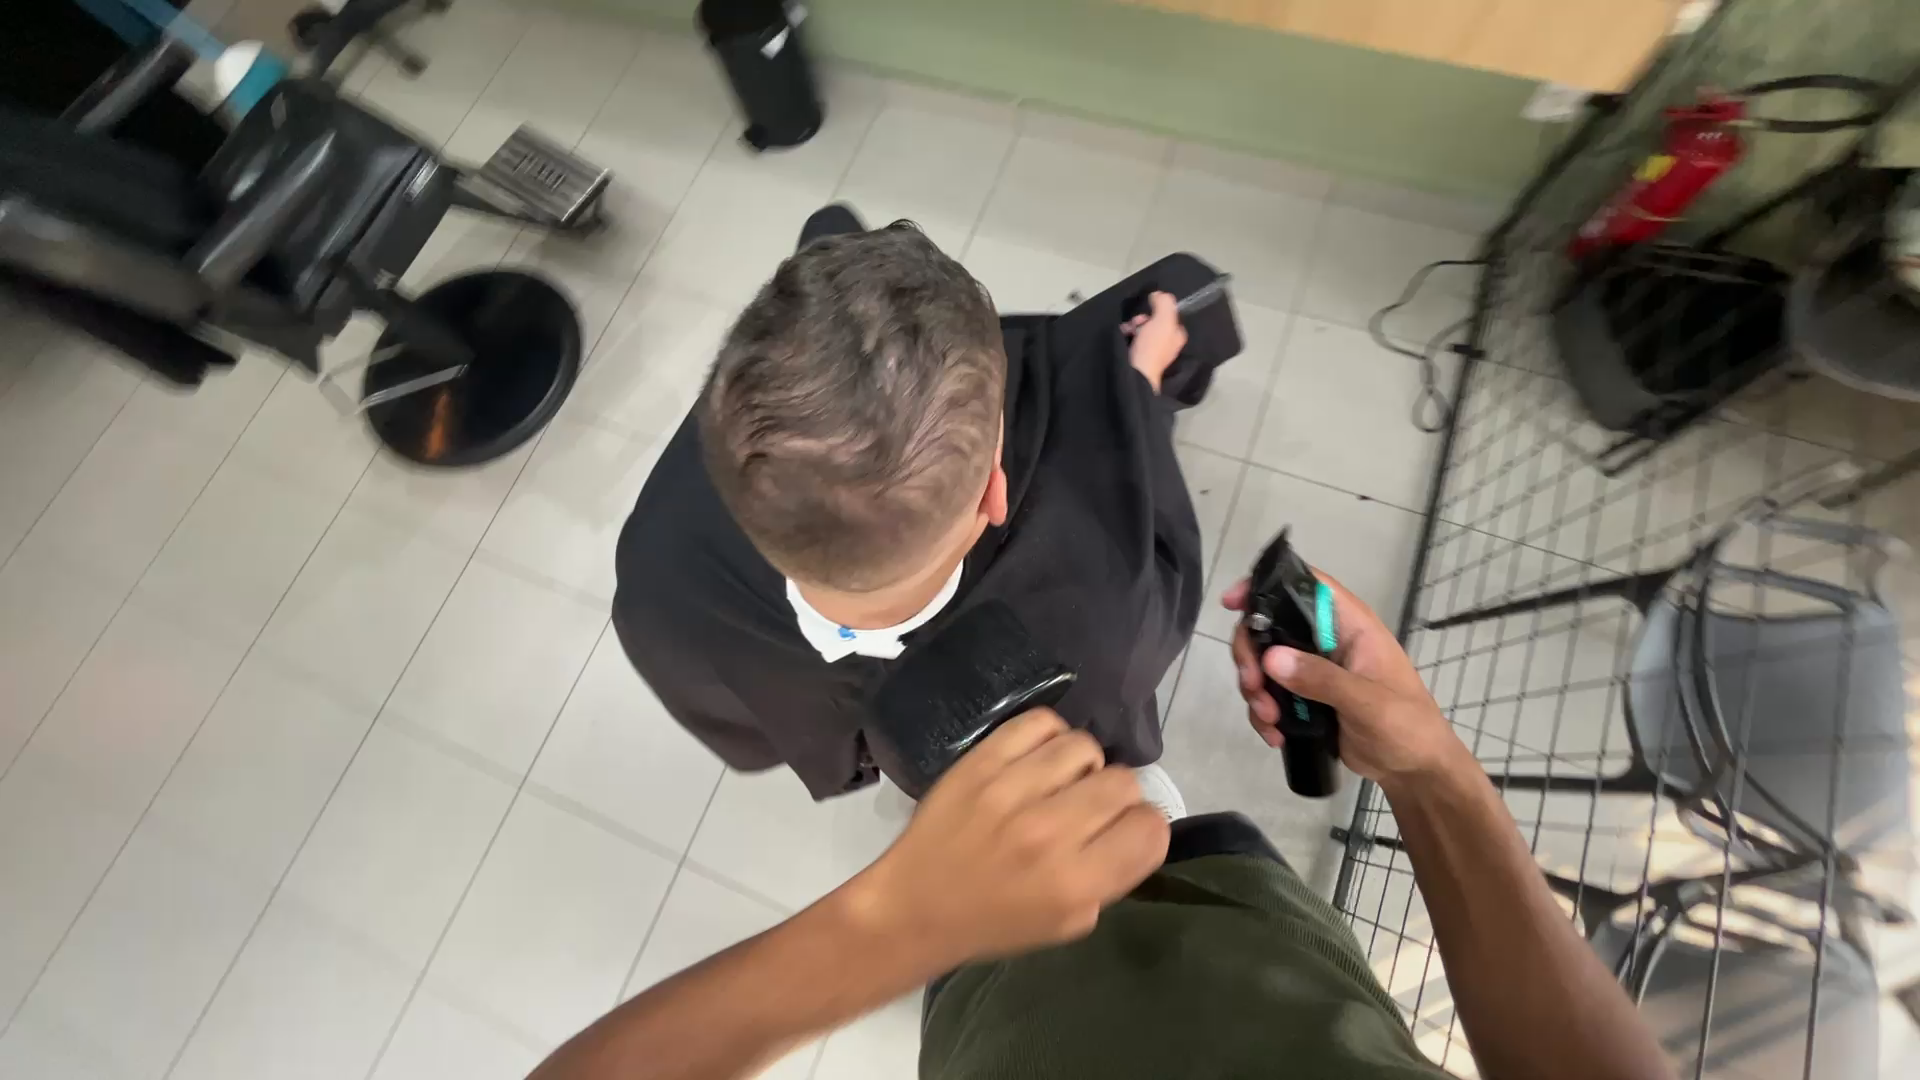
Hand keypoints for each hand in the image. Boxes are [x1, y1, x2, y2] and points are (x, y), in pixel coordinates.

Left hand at [844, 709, 1168, 969]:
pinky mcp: (982, 760)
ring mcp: (1012, 789)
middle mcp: (1049, 831)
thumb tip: (1132, 825)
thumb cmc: (995, 920)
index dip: (1145, 827)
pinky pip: (1040, 722)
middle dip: (1117, 795)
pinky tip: (1039, 756)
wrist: (917, 903)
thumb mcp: (1067, 922)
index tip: (1125, 830)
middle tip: (1091, 806)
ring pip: (1085, 746)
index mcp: (1074, 882)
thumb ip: (1109, 875)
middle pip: (1123, 782)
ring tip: (1062, 780)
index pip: (1149, 828)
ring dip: (1083, 764)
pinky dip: (1050, 735)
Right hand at [1124, 291, 1186, 392]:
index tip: (1149, 310)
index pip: (1168, 315)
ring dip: (1133, 326)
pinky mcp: (1139, 358)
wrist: (1136, 373)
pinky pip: (1133, 340)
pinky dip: (1127, 336)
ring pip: (1141, 330)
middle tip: (1136, 323)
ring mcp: (1153, 352)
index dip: (1157, 309)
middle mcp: (1167, 344)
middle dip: (1142, 319)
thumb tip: (1158, 295)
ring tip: (1127, 330)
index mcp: (1177, 335)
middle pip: (1153, 322)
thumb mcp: (1163, 319)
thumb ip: (1164, 303)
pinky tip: (1124, 336)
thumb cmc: (1152, 346)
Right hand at [1224, 574, 1463, 788]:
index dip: (1266, 584)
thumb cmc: (1407, 728)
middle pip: (1269, 625)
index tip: (1233, 603)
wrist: (1415, 771)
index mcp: (1349, 626)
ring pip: (1261, 661)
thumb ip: (1322, 679)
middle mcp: (1326, 640)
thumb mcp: (1369, 704)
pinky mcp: (1302, 695)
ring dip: (1255, 689)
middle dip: (1251, 655)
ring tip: (1269, 719)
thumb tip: (1270, 658)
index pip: (1304, 585)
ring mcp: (1311, 668)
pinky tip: (1274, 733)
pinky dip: (1262, 712)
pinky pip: (1267, 692)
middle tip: (1252, 685)